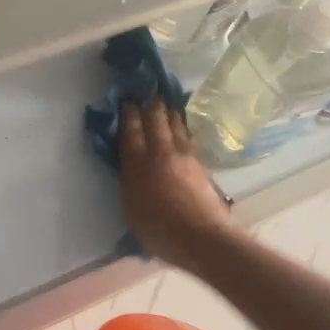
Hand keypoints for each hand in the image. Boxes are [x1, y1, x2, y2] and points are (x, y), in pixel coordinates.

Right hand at [118, 100, 241, 268]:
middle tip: (147, 92)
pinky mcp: (200, 164)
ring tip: (165, 103)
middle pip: (155, 119)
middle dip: (150, 104)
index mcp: (137, 164)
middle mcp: (160, 153)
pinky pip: (187, 137)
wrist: (202, 238)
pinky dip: (181, 127)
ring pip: (175, 124)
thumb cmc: (160, 230)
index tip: (126, 98)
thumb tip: (130, 170)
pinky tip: (180, 126)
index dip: (128, 112)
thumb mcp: (131, 209)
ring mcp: (183, 156)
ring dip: (169, 112)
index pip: (130, 130)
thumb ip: (129, 184)